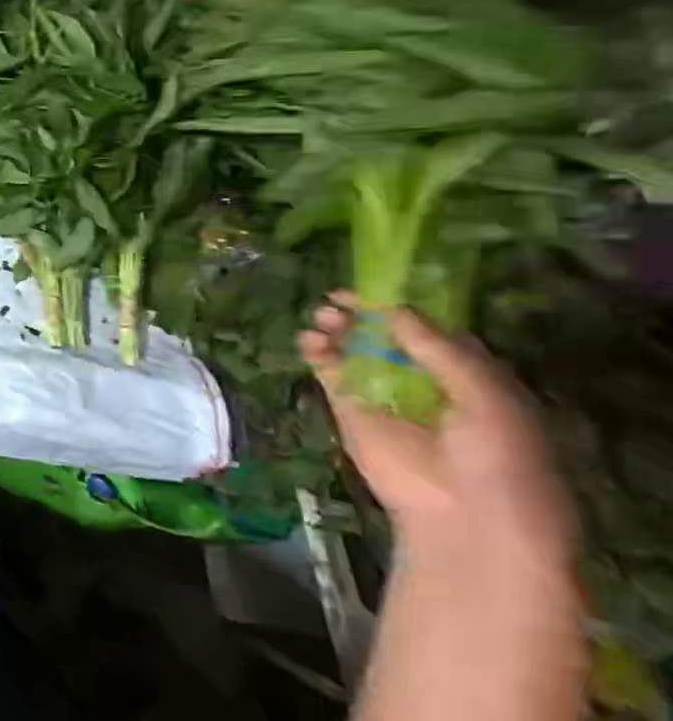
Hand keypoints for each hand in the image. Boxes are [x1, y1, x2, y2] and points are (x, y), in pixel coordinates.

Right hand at [300, 292, 577, 575]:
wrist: (465, 517)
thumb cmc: (497, 457)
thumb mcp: (485, 398)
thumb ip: (439, 351)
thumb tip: (392, 308)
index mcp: (468, 374)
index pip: (430, 329)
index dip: (400, 307)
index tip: (370, 289)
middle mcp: (423, 378)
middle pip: (384, 334)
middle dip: (360, 315)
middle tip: (335, 301)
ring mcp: (381, 392)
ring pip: (352, 348)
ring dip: (336, 329)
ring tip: (322, 319)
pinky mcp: (348, 408)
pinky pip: (328, 372)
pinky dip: (315, 353)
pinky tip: (309, 341)